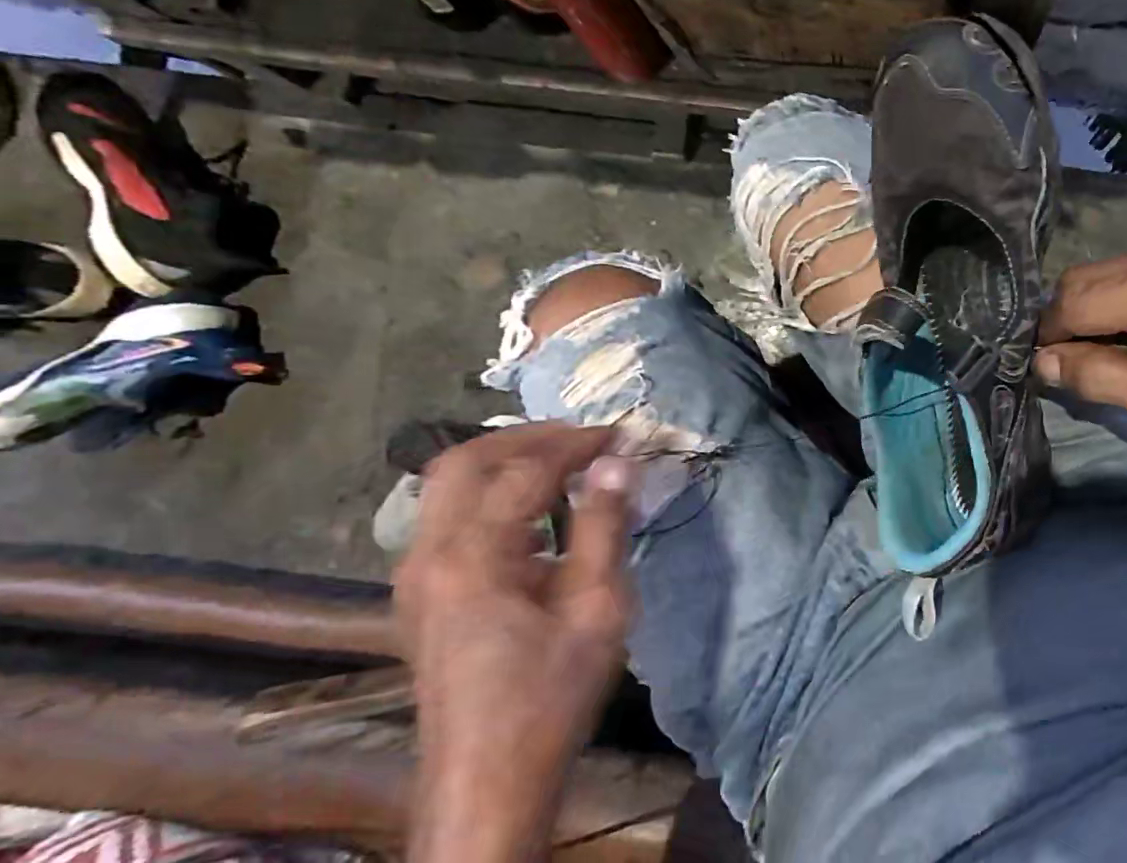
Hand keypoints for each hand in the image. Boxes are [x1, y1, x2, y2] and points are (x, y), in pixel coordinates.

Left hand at [395, 423, 633, 862]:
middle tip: (585, 437)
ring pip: (449, 487)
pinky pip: (450, 518)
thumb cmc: (550, 694)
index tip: (622, 434)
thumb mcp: (597, 608)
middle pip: (464, 461)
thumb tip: (617, 462)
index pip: (525, 470)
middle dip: (528, 437)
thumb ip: (604, 527)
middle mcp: (429, 555)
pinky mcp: (422, 596)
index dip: (577, 443)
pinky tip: (537, 513)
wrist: (488, 782)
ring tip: (566, 464)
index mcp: (471, 556)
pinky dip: (493, 494)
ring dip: (507, 462)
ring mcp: (416, 577)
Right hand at [1036, 240, 1126, 445]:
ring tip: (1113, 356)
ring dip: (1090, 313)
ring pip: (1101, 274)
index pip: (1072, 303)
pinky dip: (1115, 303)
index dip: (1049, 339)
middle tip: (1081, 368)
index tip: (1051, 373)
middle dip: (1066, 324)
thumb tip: (1043, 360)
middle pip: (1080, 280)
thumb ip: (1100, 377)